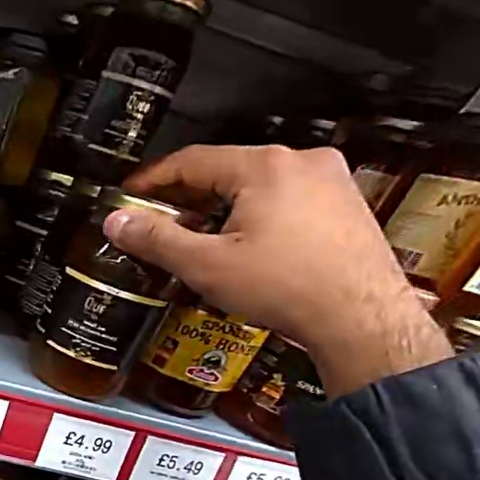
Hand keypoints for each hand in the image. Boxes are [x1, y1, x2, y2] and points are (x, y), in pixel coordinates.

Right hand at [110, 144, 451, 395]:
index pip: (191, 161)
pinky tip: (240, 245)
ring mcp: (328, 182)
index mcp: (266, 167)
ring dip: (219, 208)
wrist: (360, 318)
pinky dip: (252, 215)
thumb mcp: (206, 264)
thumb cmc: (292, 288)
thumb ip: (156, 239)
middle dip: (185, 197)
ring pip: (254, 185)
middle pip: (224, 171)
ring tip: (195, 239)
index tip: (132, 194)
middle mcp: (302, 163)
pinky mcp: (341, 205)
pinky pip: (283, 198)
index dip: (153, 180)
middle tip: (156, 221)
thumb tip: (120, 223)